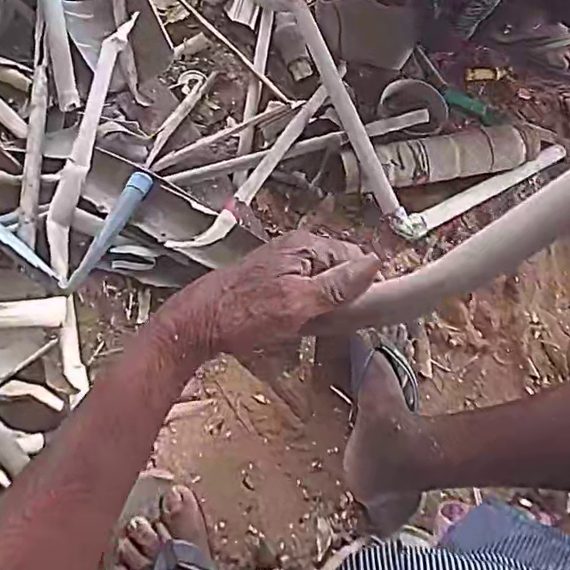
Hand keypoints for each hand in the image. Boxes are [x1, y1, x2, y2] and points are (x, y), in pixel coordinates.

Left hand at [155, 230, 378, 365]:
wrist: (196, 324)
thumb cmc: (241, 313)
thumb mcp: (298, 303)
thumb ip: (339, 285)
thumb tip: (374, 264)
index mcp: (307, 246)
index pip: (356, 257)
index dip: (365, 284)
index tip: (367, 307)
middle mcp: (298, 248)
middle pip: (341, 269)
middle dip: (345, 295)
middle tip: (336, 320)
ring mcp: (285, 262)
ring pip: (325, 282)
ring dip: (327, 303)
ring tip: (314, 323)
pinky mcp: (276, 278)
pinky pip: (307, 289)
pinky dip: (310, 306)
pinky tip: (299, 322)